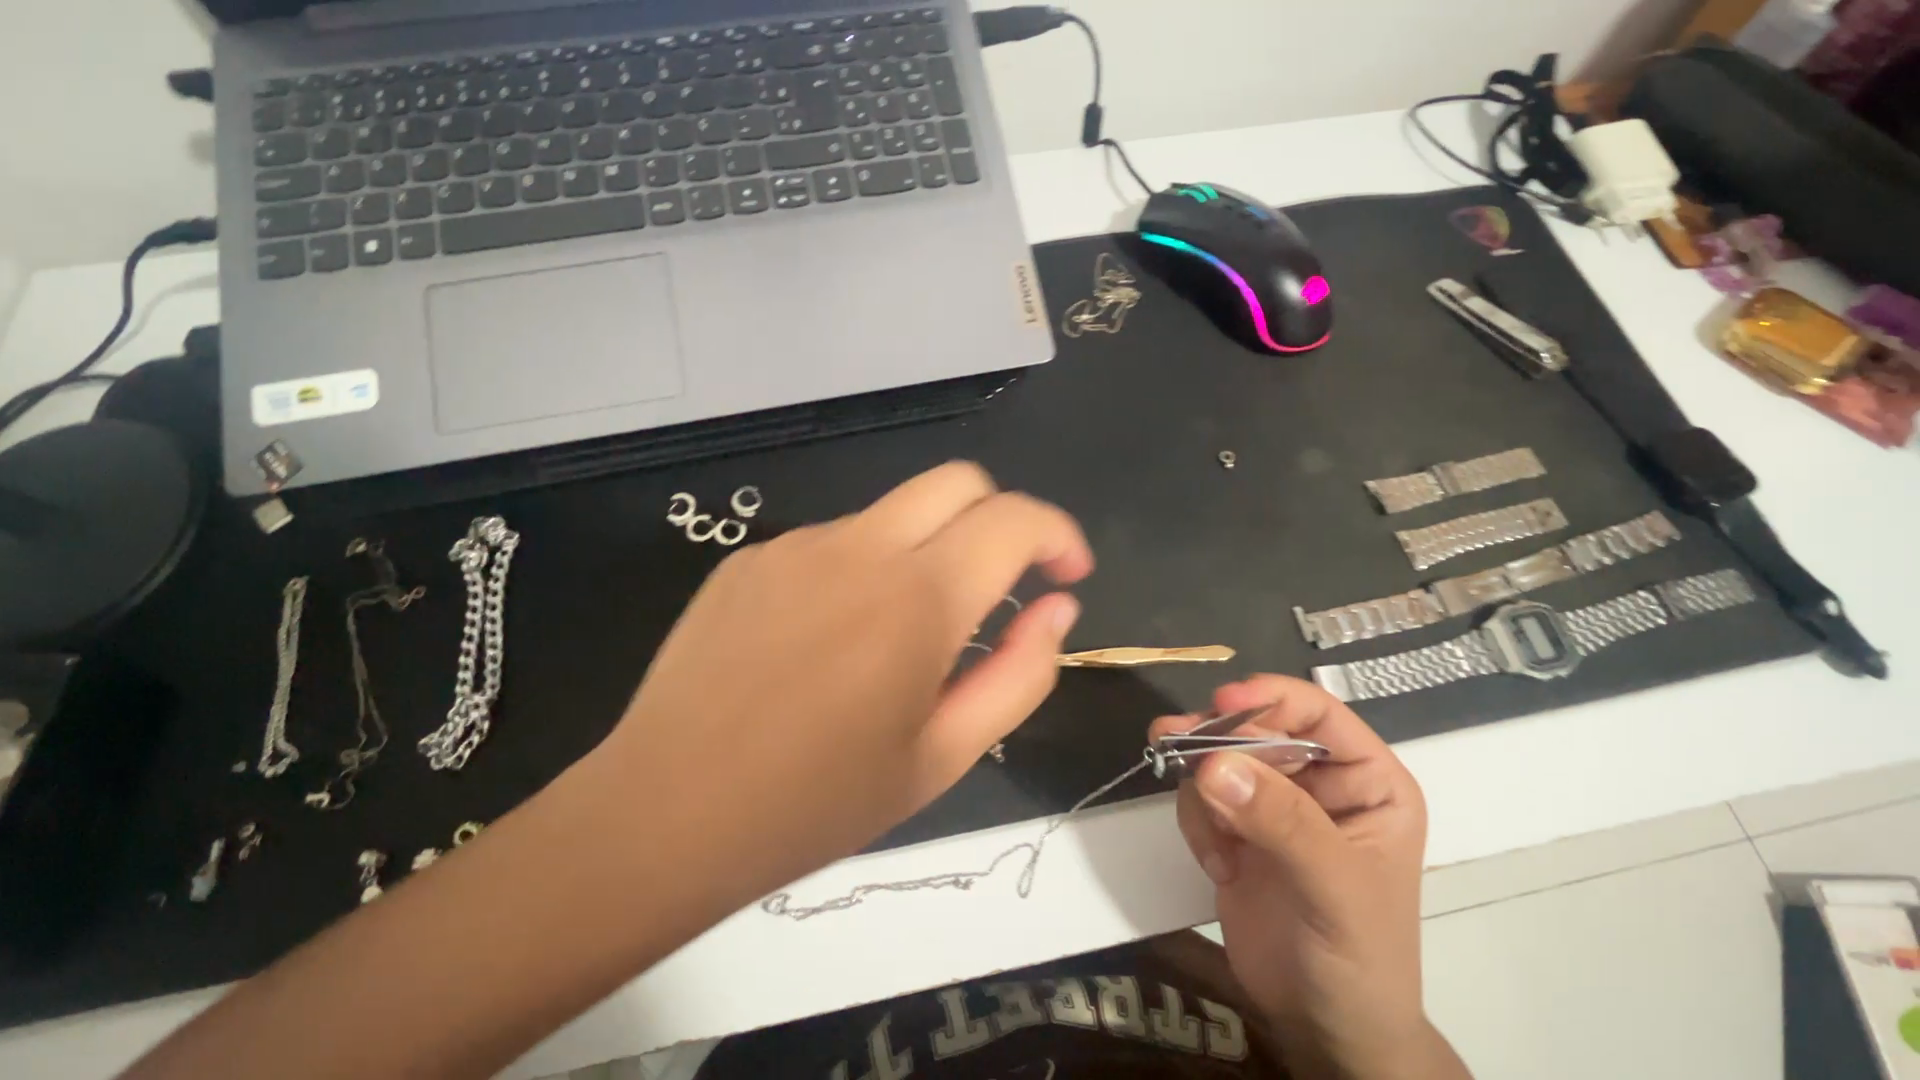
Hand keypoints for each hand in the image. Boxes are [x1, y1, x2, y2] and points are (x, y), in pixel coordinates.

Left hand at [601, 462, 1092, 909]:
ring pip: (892, 513)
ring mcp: (795, 546)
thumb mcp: (943, 758)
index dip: (1058, 535)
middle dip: (1000, 519)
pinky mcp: (748, 559)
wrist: (667, 812)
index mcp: (917, 600)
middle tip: (1001, 587)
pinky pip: (832, 542)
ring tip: (902, 639)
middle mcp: (859, 549)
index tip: (1067, 576)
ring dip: (926, 549)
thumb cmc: (817, 804)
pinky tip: (830, 643)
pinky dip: (863, 569)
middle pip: (958, 482)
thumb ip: (1020, 674)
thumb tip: (1056, 608)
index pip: (1013, 519)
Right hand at [1150, 676, 1468, 1079]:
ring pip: (1221, 761)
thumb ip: (1280, 821)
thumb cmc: (1358, 957)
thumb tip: (1213, 763)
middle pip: (1258, 729)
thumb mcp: (1333, 885)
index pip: (1317, 715)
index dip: (1272, 699)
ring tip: (1210, 839)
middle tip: (1170, 737)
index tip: (1221, 703)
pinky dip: (1198, 825)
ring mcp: (1274, 809)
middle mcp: (1319, 785)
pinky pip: (1201, 800)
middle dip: (1218, 737)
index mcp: (1367, 782)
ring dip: (1202, 785)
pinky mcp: (1236, 835)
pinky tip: (1218, 867)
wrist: (1325, 1030)